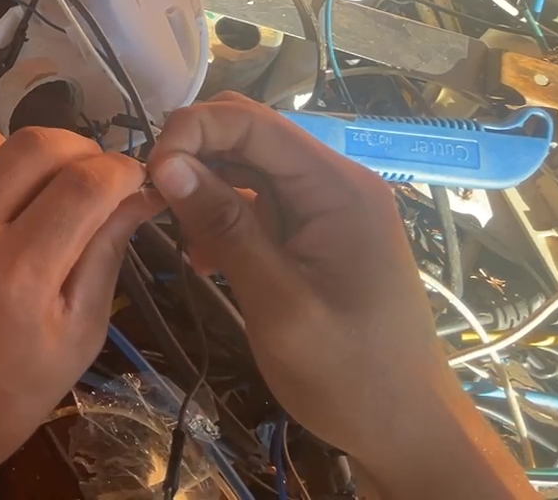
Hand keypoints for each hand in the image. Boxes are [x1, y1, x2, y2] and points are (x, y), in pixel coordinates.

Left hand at [0, 126, 160, 498]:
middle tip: (90, 171)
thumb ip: (106, 252)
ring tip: (34, 192)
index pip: (84, 185)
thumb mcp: (77, 335)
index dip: (120, 170)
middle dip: (77, 148)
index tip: (132, 174)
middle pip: (34, 144)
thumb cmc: (8, 389)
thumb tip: (139, 192)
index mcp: (18, 275)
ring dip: (22, 156)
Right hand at [146, 94, 534, 498]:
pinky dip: (221, 212)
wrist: (404, 435)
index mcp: (338, 187)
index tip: (152, 175)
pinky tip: (207, 255)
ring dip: (204, 186)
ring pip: (245, 159)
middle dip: (194, 154)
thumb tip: (164, 163)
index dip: (192, 132)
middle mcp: (335, 180)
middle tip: (161, 201)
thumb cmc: (348, 376)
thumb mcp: (278, 304)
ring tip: (188, 240)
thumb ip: (224, 226)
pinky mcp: (315, 225)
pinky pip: (255, 193)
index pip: (250, 121)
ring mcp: (327, 202)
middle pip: (247, 130)